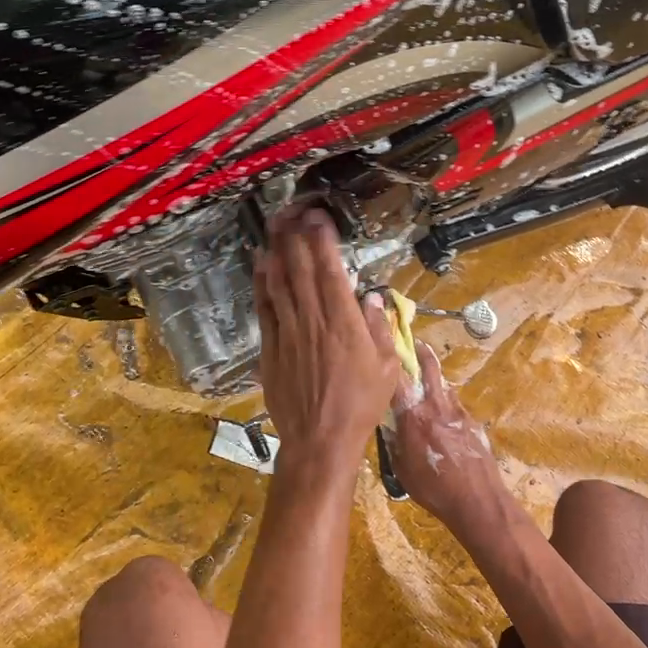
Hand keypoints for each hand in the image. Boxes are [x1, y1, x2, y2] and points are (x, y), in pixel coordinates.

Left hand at [254, 208, 400, 486]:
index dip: (322, 239)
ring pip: (278, 281)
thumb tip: (372, 298)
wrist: (319, 439)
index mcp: (344, 321)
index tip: (319, 216)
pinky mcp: (270, 346)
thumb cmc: (360, 405)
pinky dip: (261, 281)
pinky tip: (261, 263)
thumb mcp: (386, 368)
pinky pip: (264, 306)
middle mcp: (312, 318)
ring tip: (275, 223)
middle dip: (296, 233)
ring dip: (277, 249)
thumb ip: (379, 329)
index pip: (330, 269)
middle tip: (293, 208)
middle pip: (300, 267)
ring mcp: (287, 330)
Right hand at [384, 340, 506, 527]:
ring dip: (433, 377)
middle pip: (429, 368)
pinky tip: (441, 414)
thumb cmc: (434, 489)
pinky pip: (454, 404)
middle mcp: (436, 406)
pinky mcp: (472, 422)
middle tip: (414, 343)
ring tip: (424, 379)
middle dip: (420, 351)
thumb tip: (387, 423)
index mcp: (414, 417)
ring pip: (443, 385)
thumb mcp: (401, 468)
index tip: (385, 345)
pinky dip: (445, 401)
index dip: (391, 359)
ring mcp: (458, 412)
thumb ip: (393, 441)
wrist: (478, 502)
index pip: (398, 379)